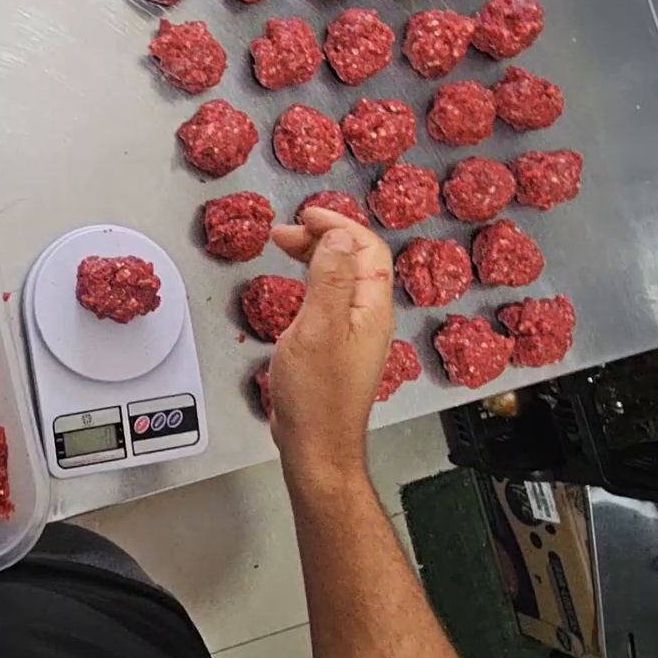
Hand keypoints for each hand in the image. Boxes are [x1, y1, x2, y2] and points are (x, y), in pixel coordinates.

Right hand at [267, 208, 395, 477]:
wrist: (316, 443)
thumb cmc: (316, 392)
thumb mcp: (318, 328)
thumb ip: (331, 279)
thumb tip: (338, 236)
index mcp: (372, 308)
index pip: (367, 249)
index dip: (339, 225)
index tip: (305, 215)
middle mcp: (370, 317)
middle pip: (356, 261)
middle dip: (323, 237)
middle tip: (285, 233)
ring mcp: (355, 333)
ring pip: (342, 280)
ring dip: (316, 257)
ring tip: (285, 248)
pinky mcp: (338, 347)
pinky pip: (331, 300)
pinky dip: (312, 281)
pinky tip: (294, 287)